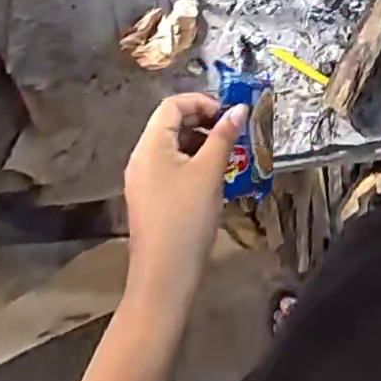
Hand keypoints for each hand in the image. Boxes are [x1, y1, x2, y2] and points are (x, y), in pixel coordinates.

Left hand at [123, 93, 245, 297]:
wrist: (164, 278)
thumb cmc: (186, 218)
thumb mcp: (210, 172)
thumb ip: (224, 135)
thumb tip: (239, 109)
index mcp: (150, 147)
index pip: (172, 105)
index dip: (201, 101)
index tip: (227, 114)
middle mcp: (142, 158)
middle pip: (171, 122)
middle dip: (203, 119)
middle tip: (231, 130)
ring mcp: (144, 179)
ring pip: (173, 144)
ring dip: (201, 140)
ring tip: (227, 152)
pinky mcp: (151, 196)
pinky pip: (172, 164)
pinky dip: (193, 159)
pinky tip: (214, 173)